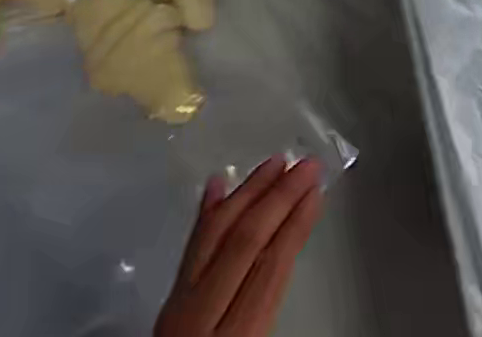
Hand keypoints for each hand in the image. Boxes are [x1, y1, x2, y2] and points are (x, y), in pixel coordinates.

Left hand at [156, 156, 324, 336]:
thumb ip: (269, 312)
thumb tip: (289, 262)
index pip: (269, 268)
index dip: (295, 224)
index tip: (317, 190)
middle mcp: (199, 318)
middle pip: (243, 242)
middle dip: (278, 197)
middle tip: (306, 163)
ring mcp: (176, 308)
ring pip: (214, 236)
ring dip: (247, 193)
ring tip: (274, 163)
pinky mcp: (164, 306)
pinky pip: (187, 251)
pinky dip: (204, 214)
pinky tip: (216, 185)